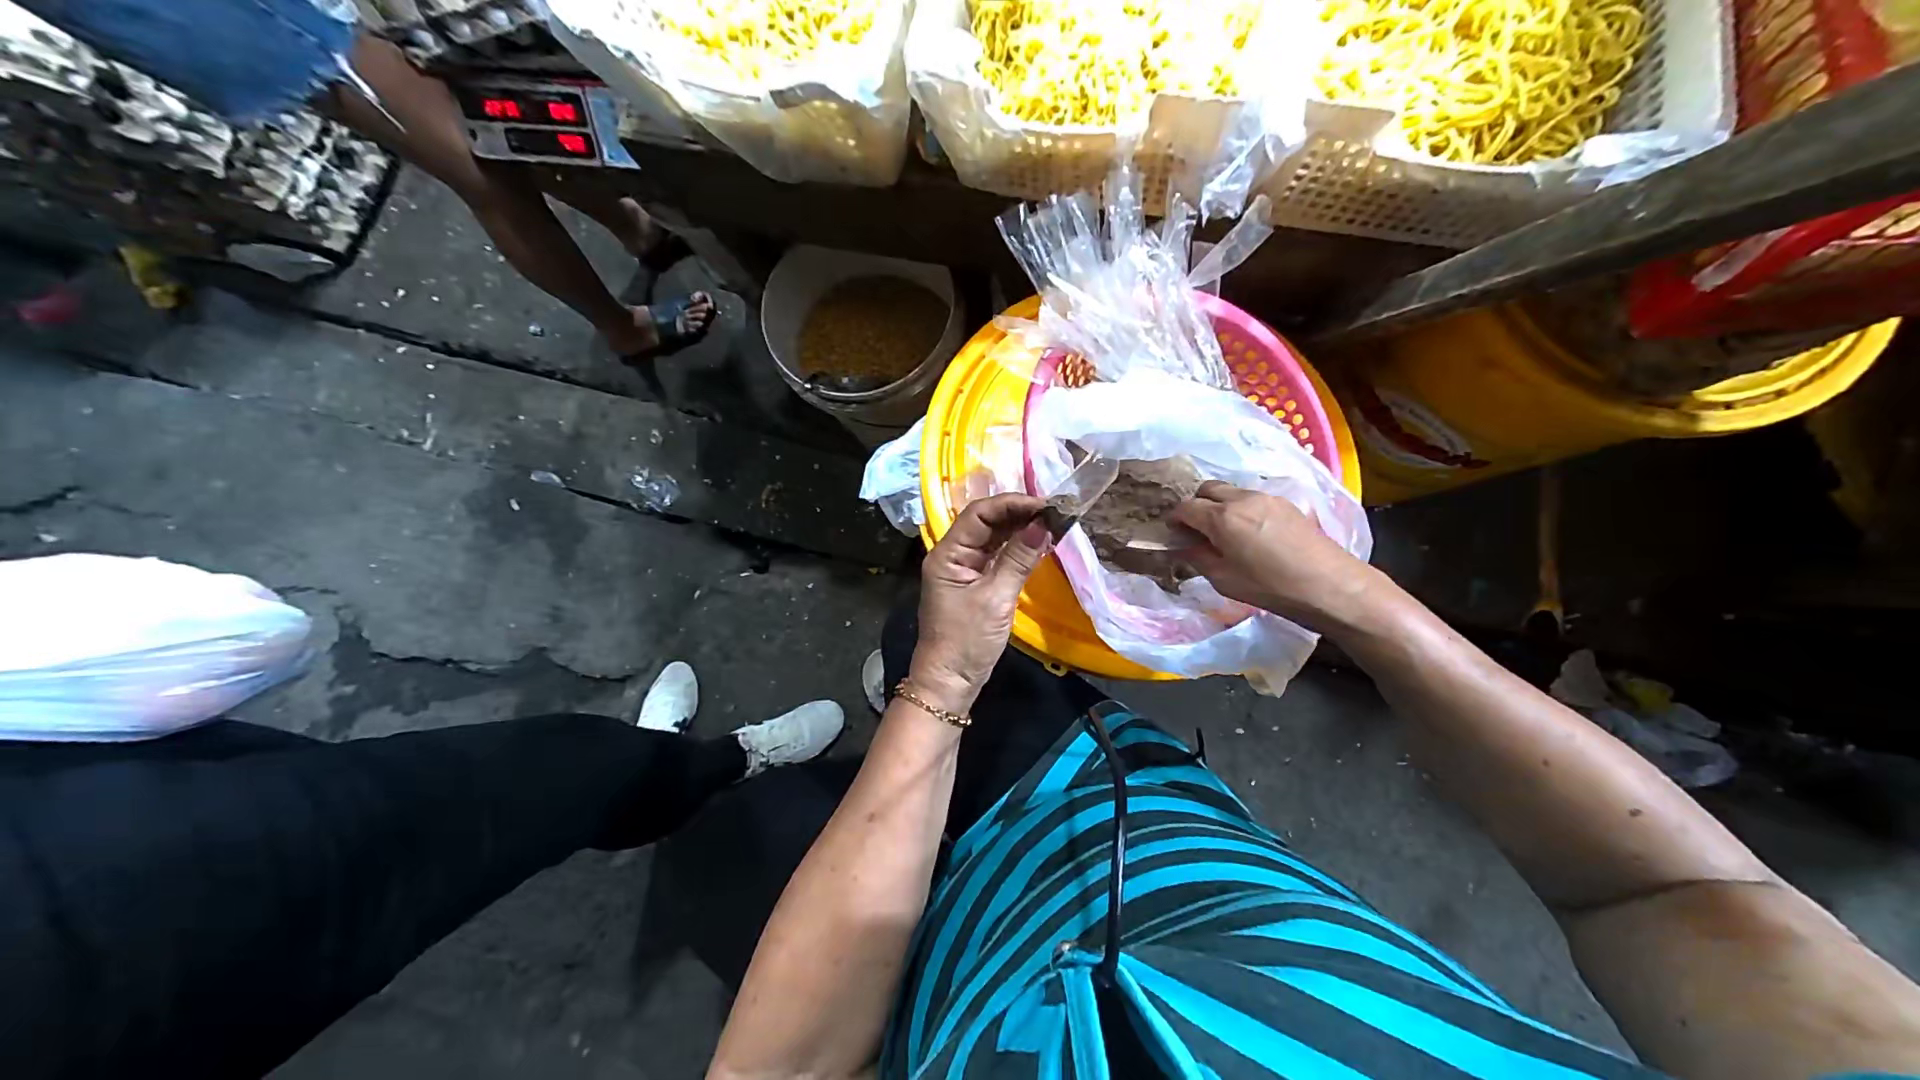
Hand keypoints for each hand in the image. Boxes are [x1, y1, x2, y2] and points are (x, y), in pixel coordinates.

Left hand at [911, 493, 1049, 708]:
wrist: (950, 681)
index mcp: (948, 553)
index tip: (1045, 504)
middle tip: (1054, 510)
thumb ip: (1019, 559)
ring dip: (1019, 528)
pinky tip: (1038, 542)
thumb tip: (1043, 524)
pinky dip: (1016, 548)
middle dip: (1018, 513)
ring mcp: (963, 569)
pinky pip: (995, 555)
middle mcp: (952, 555)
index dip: (1012, 504)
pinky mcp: (974, 583)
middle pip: (986, 522)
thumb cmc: (968, 641)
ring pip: (992, 537)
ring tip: (1051, 522)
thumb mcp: (996, 599)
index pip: (979, 514)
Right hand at [1170, 481, 1384, 632]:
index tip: (1172, 533)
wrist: (1330, 585)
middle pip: (1207, 488)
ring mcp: (1267, 497)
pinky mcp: (1286, 503)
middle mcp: (1242, 498)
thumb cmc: (1271, 587)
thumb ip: (1198, 557)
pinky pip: (1252, 498)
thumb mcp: (1224, 579)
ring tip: (1222, 530)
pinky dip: (1240, 508)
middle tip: (1195, 528)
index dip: (1174, 519)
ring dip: (1219, 505)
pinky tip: (1247, 531)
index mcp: (1222, 517)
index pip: (1186, 507)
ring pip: (1231, 491)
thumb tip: (1184, 546)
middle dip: (1196, 504)